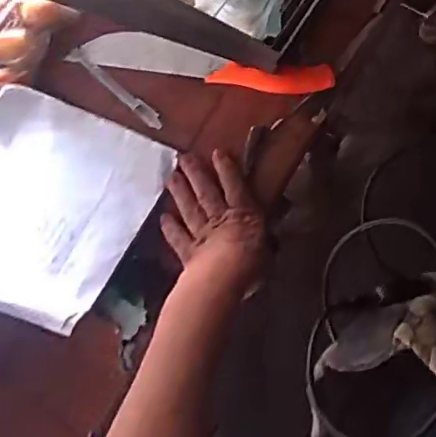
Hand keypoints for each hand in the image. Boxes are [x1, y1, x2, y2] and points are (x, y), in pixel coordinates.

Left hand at [161, 150, 267, 296]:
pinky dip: (171, 229)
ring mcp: (202, 237)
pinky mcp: (188, 255)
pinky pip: (179, 239)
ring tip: (171, 177)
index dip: (226, 170)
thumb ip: (266, 242)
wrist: (220, 285)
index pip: (235, 187)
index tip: (216, 152)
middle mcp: (220, 221)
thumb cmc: (251, 267)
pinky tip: (163, 218)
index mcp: (243, 216)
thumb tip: (272, 238)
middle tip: (184, 157)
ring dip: (181, 194)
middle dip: (196, 174)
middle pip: (207, 193)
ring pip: (190, 210)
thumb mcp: (269, 252)